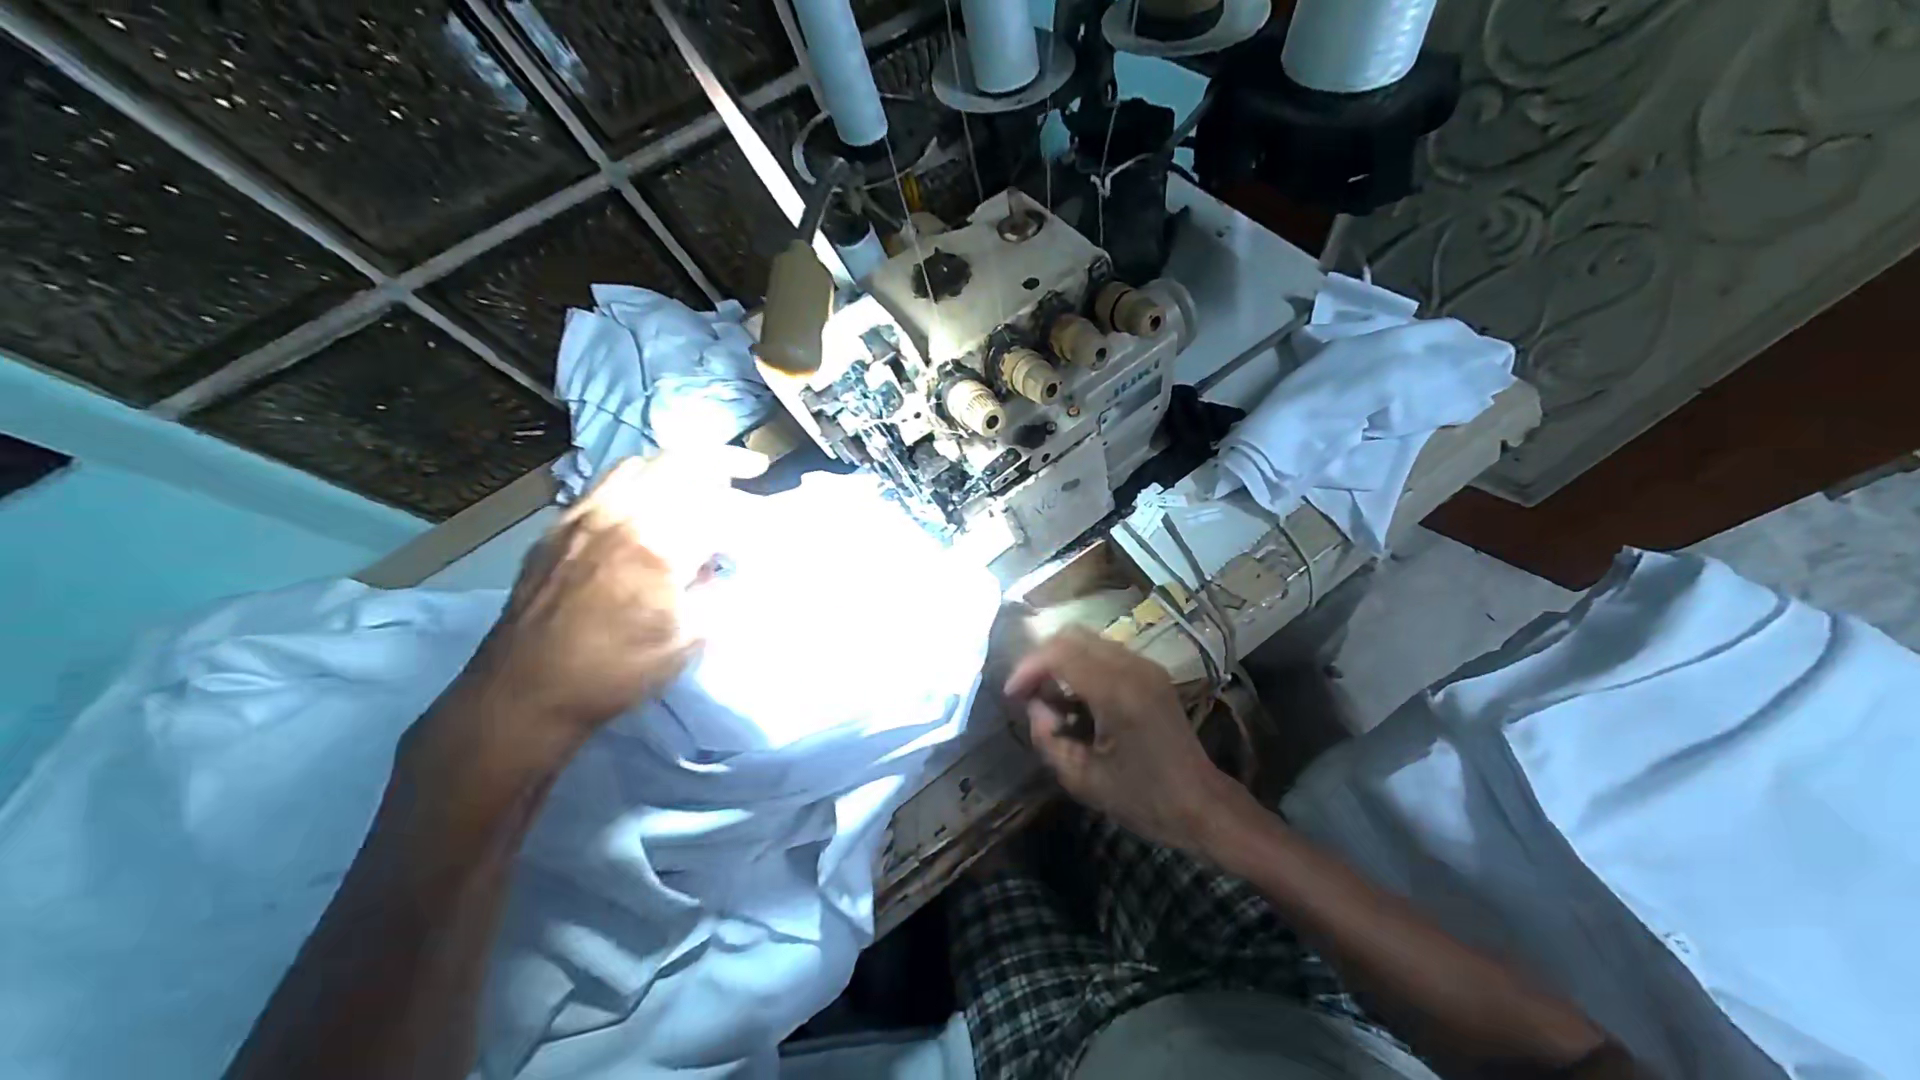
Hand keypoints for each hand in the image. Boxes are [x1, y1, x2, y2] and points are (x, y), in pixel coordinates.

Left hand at [435, 448, 767, 767]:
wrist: (525, 690)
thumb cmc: (614, 673)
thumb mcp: (686, 643)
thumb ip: (715, 595)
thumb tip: (721, 568)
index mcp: (657, 547)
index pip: (721, 508)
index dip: (754, 511)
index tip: (772, 519)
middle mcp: (621, 517)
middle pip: (682, 463)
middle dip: (725, 461)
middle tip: (752, 467)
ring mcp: (584, 516)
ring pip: (642, 463)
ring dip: (681, 464)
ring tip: (702, 478)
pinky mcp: (559, 525)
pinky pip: (607, 482)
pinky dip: (642, 479)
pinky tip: (650, 501)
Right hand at [1004, 628, 1250, 851]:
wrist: (1201, 804)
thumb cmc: (1141, 799)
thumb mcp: (1082, 779)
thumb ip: (1048, 738)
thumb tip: (1035, 707)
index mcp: (1117, 693)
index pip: (1059, 655)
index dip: (1027, 669)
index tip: (1012, 695)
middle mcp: (1133, 668)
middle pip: (1072, 635)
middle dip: (1041, 659)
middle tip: (1027, 692)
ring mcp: (1146, 666)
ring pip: (1088, 639)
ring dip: (1061, 660)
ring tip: (1048, 696)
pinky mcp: (1151, 672)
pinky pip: (1105, 651)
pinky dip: (1080, 664)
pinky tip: (1075, 697)